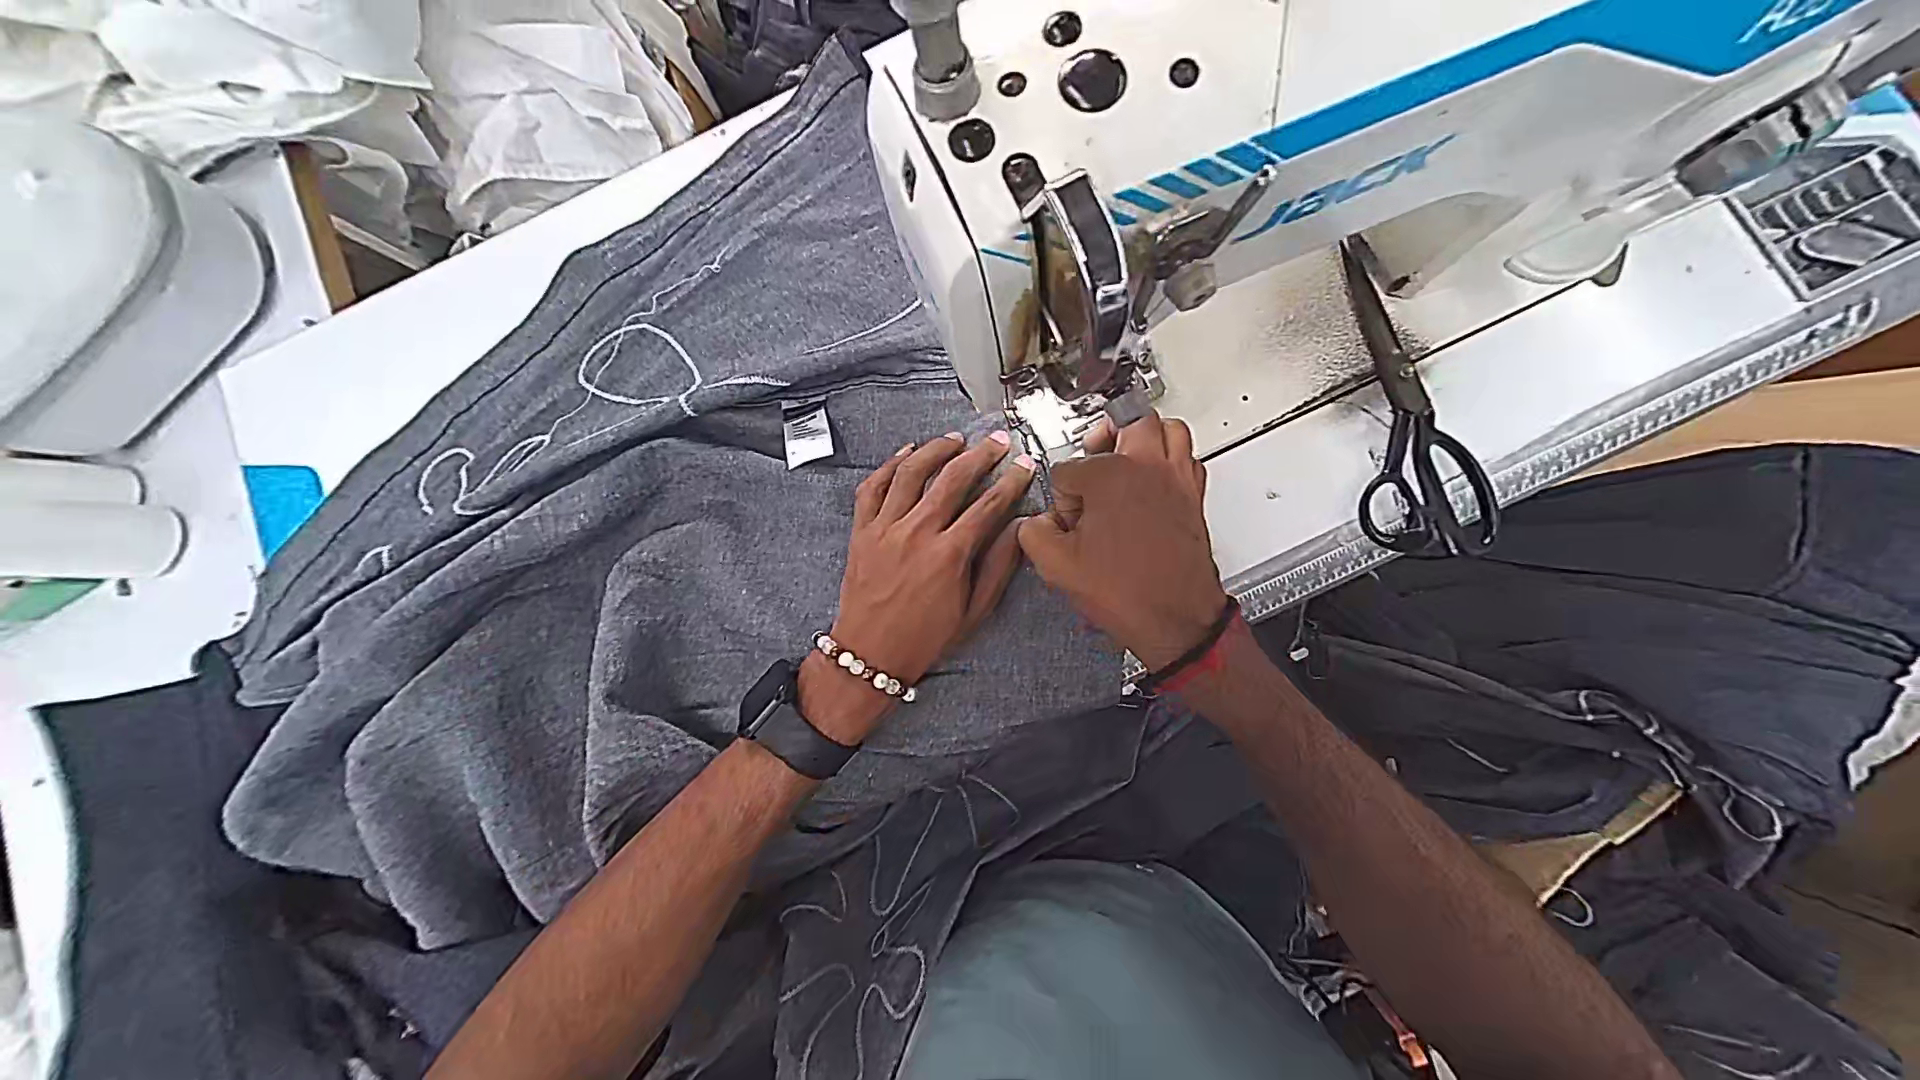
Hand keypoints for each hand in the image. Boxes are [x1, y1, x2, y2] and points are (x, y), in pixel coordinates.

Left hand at [798, 431, 1035, 743]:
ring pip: (912, 472)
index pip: (989, 504)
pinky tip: (907, 453)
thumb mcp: (974, 611)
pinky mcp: (862, 531)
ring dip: (936, 450)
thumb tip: (1018, 530)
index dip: (1011, 481)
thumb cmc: (923, 637)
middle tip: (995, 442)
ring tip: (955, 439)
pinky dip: (890, 464)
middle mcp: (917, 534)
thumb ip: (998, 566)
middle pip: (953, 478)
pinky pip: (873, 486)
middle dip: (980, 454)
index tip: (1023, 466)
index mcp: (949, 555)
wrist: (870, 653)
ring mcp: (885, 529)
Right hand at [1017, 411, 1229, 670]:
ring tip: (1127, 451)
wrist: (1175, 620)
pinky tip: (1155, 476)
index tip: (1065, 517)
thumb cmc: (1130, 592)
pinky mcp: (1194, 498)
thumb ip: (1033, 533)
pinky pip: (1187, 457)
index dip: (1061, 495)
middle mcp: (1147, 469)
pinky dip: (1170, 457)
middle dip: (1104, 434)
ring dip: (1145, 434)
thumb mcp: (1057, 565)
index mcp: (1110, 477)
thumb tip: (1035, 523)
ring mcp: (1176, 480)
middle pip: (1127, 420)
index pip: (1070, 467)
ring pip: (1168, 428)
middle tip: (1093, 452)